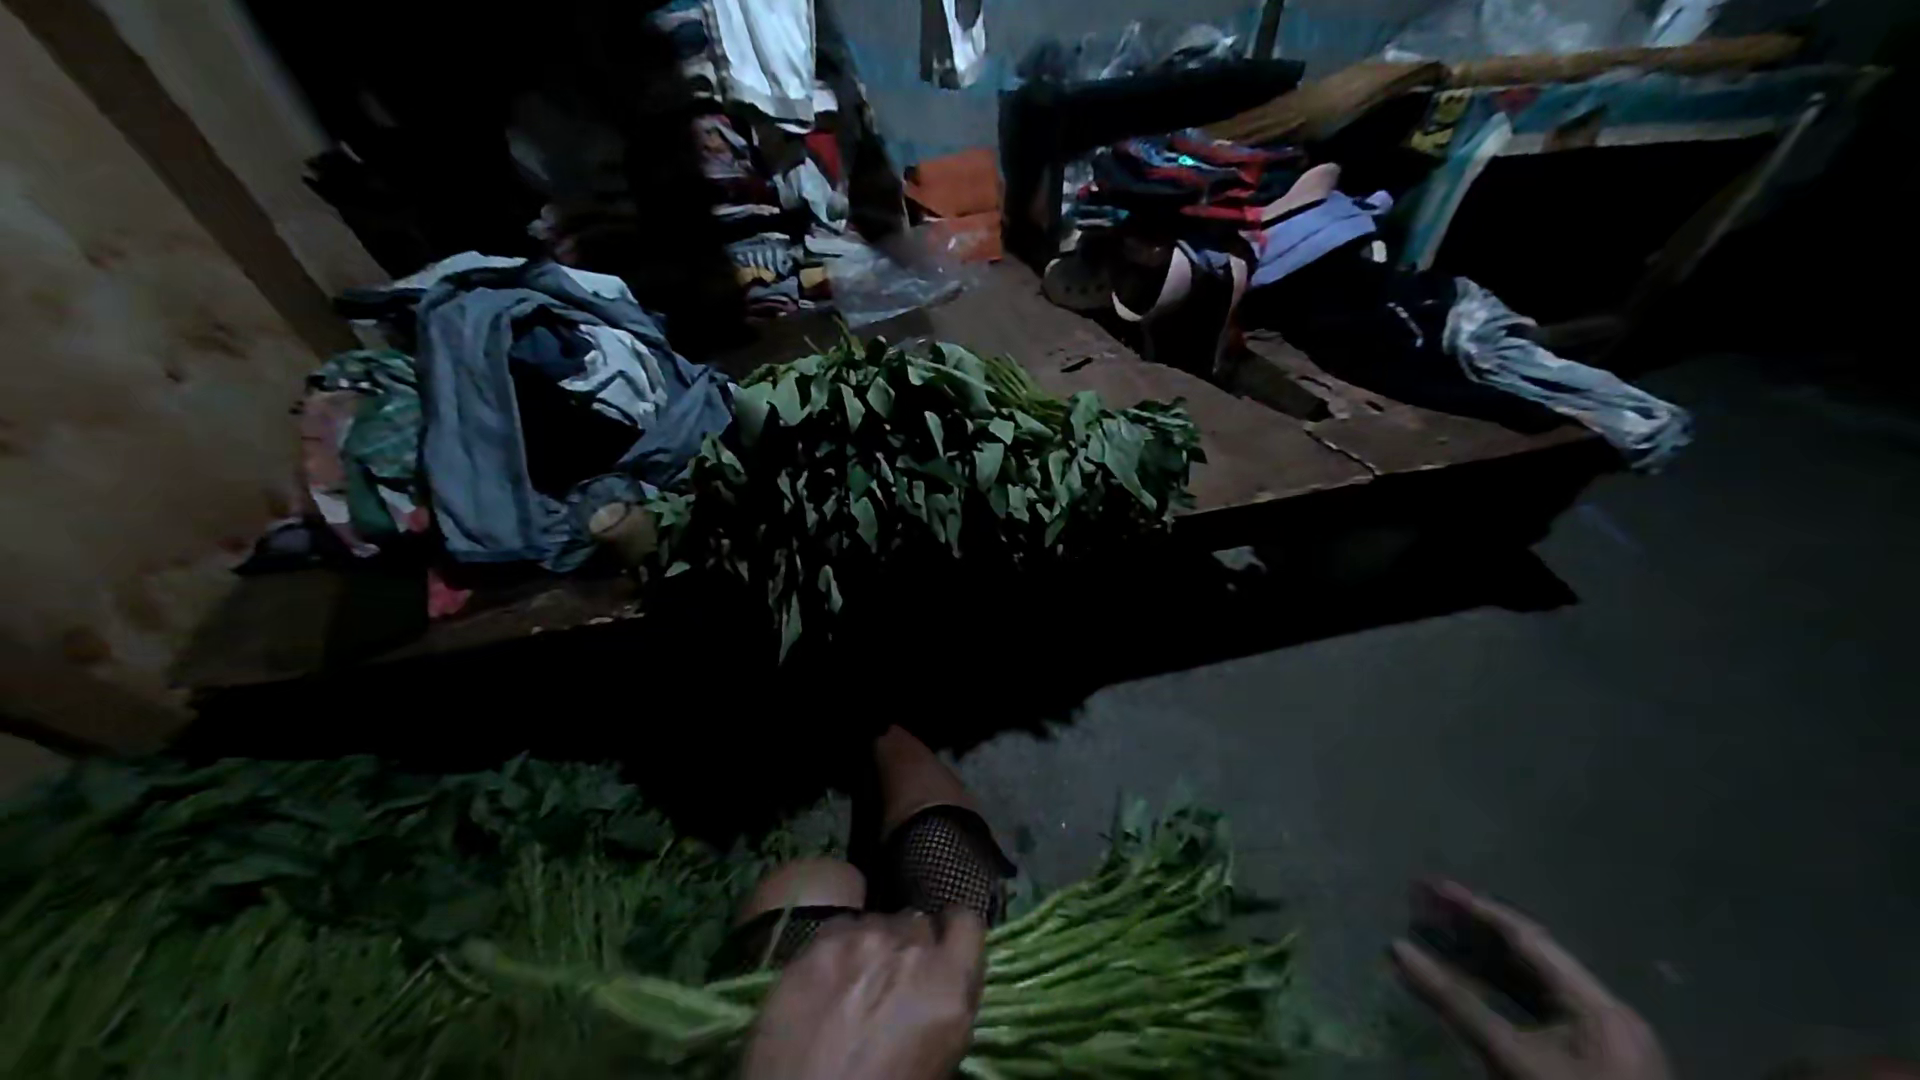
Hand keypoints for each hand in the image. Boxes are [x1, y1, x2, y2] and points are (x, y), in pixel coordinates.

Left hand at [740, 909, 986, 1079]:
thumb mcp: (940, 1054)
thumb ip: (948, 998)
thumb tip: (941, 975)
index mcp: (949, 983)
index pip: (967, 922)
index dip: (953, 933)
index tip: (942, 947)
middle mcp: (910, 948)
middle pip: (918, 922)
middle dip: (909, 945)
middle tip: (892, 979)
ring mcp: (864, 938)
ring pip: (877, 922)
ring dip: (873, 945)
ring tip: (856, 981)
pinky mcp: (822, 941)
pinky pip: (841, 926)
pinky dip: (840, 945)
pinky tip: (828, 977)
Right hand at [1392, 881, 1671, 1079]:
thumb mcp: (1510, 1058)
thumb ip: (1454, 1003)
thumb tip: (1398, 950)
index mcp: (1595, 1003)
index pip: (1527, 937)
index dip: (1475, 908)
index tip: (1430, 886)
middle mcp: (1602, 1011)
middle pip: (1527, 955)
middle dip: (1471, 929)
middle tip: (1421, 906)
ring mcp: (1599, 1037)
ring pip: (1528, 982)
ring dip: (1479, 958)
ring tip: (1431, 935)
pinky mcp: (1588, 1059)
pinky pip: (1535, 1008)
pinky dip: (1496, 990)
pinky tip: (1461, 979)